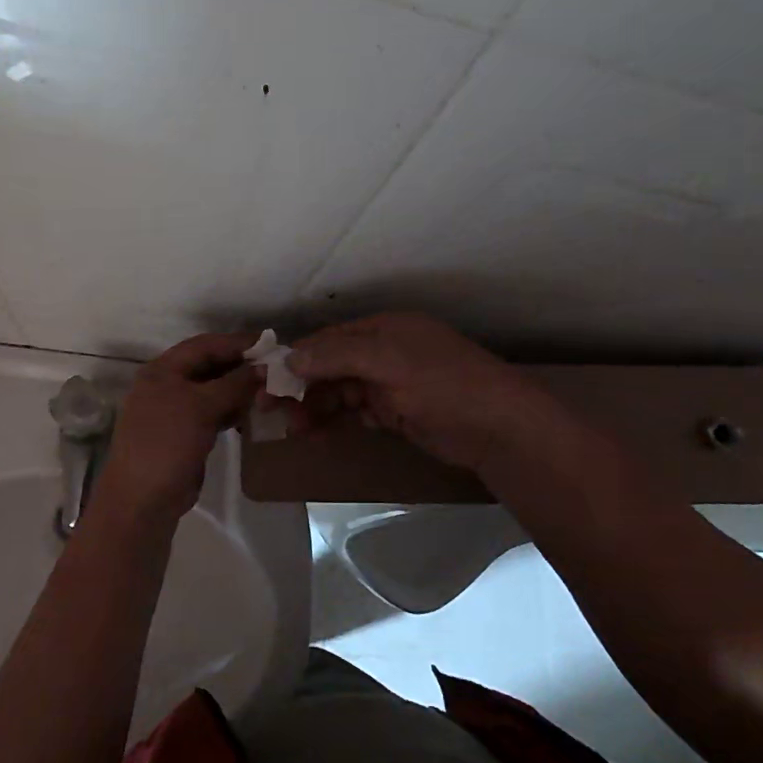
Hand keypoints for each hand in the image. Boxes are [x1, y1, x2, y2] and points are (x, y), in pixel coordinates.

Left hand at [92, 332, 260, 520]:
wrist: (145, 498)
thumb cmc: (168, 442)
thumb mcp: (201, 406)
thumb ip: (234, 383)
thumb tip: (265, 367)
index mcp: (162, 370)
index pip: (204, 345)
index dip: (236, 343)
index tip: (270, 343)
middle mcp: (167, 385)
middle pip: (209, 366)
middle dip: (241, 367)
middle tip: (276, 368)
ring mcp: (177, 411)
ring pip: (214, 391)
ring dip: (240, 390)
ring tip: (271, 389)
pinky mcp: (187, 434)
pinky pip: (214, 413)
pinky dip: (233, 410)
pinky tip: (254, 412)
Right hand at [284, 313, 595, 476]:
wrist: (498, 428)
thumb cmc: (443, 383)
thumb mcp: (388, 360)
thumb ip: (337, 356)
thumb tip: (288, 358)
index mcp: (384, 328)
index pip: (328, 339)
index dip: (295, 358)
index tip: (264, 379)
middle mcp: (383, 351)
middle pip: (330, 366)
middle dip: (300, 386)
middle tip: (268, 410)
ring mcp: (389, 382)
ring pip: (339, 392)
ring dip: (313, 407)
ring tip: (289, 429)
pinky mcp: (395, 411)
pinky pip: (354, 413)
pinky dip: (332, 421)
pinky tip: (312, 434)